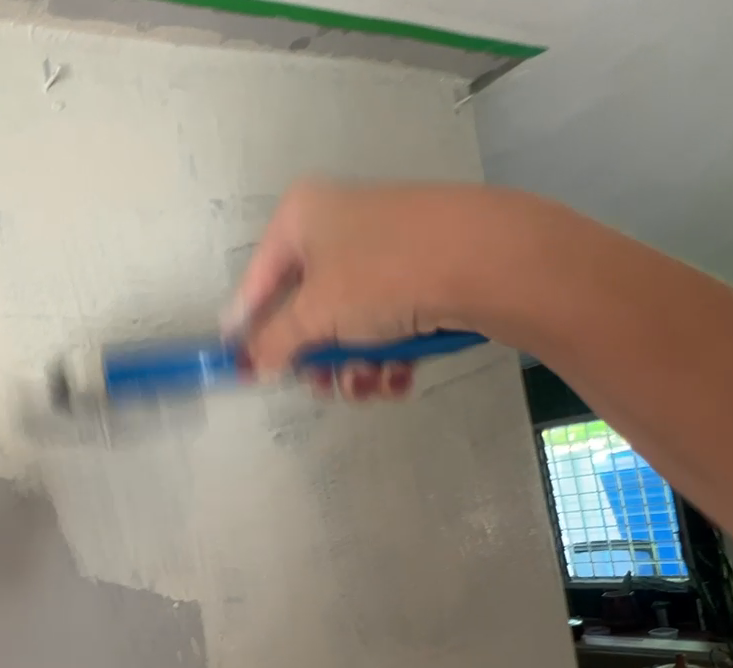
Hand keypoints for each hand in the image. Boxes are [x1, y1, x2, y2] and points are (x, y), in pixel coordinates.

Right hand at [228, 181, 560, 400]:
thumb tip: (250, 366)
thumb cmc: (381, 276)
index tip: (244, 375)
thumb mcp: (314, 314)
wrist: (488, 260)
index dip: (248, 333)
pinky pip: (383, 322)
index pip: (256, 286)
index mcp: (301, 217)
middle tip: (322, 385)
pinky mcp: (419, 272)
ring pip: (346, 325)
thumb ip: (273, 344)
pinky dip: (385, 357)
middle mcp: (337, 225)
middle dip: (315, 358)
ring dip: (352, 367)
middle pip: (305, 311)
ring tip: (368, 385)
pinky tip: (397, 379)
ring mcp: (382, 249)